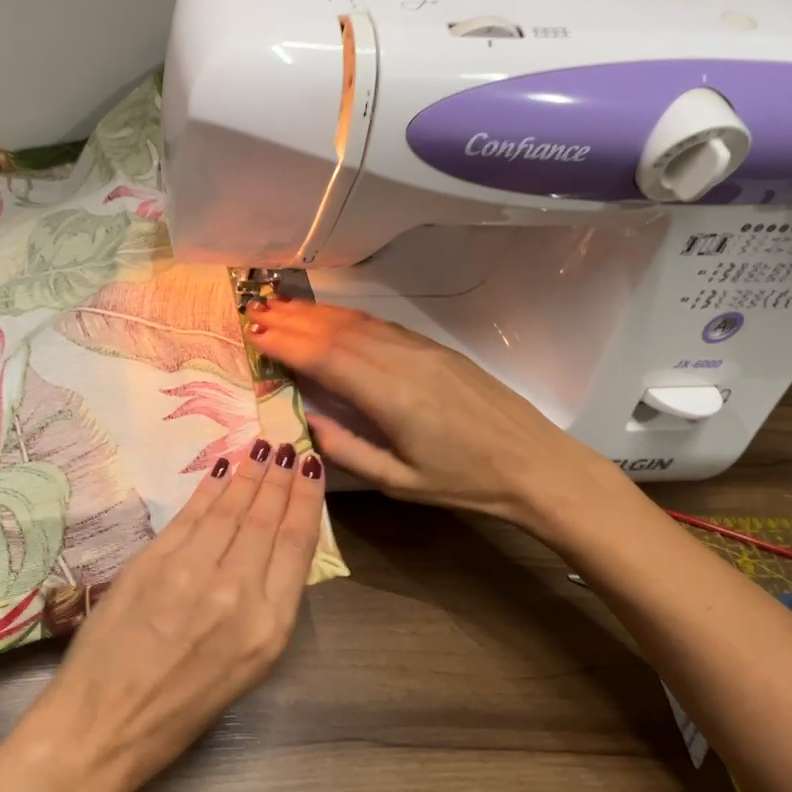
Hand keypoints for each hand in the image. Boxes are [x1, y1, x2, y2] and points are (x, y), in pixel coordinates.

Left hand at [0, 437, 326, 791]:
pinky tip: (222, 470)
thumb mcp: (244, 669)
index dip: (305, 501)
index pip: (296, 545)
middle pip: (265, 521)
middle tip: (288, 447)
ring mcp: (193, 574)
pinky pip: (191, 516)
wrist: (105, 724)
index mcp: (269, 629)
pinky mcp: (152, 562)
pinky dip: (209, 489)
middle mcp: (238, 594)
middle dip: (279, 479)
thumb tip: (268, 551)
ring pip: (230, 511)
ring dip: (249, 476)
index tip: (312, 469)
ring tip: (263, 449)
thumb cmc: (179, 711)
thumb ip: (262, 609)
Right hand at [244, 298, 620, 527]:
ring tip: (280, 308)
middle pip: (337, 332)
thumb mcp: (399, 482)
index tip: (254, 334)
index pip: (326, 359)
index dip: (286, 343)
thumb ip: (345, 450)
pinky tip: (329, 318)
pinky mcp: (436, 349)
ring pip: (358, 323)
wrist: (537, 466)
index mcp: (391, 397)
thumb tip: (304, 421)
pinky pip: (380, 326)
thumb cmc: (466, 483)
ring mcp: (422, 350)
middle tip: (254, 312)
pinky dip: (346, 318)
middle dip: (292, 321)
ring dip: (316, 314)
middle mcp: (403, 362)